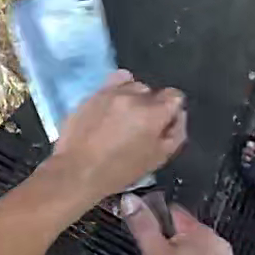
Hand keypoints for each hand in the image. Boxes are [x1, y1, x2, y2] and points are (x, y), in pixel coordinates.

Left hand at [44, 71, 185, 201]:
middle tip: (140, 126)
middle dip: (151, 106)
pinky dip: (115, 92)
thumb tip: (178, 115)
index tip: (162, 124)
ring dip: (132, 98)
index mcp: (153, 113)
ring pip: (131, 86)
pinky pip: (111, 84)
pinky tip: (111, 108)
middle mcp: (132, 96)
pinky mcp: (91, 94)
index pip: (175, 96)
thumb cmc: (119, 170)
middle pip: (152, 91)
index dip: (171, 111)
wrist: (76, 170)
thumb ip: (176, 132)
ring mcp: (109, 92)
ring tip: (122, 119)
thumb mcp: (158, 158)